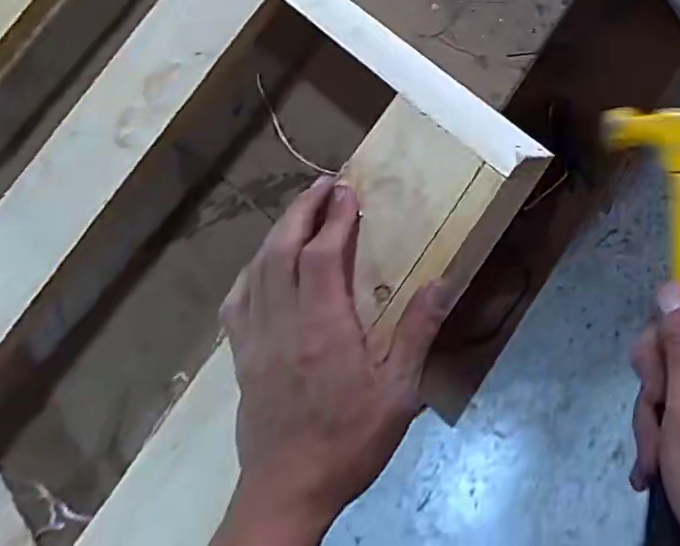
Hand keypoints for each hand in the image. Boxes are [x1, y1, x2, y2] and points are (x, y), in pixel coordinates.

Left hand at [212, 176, 448, 545]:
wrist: (286, 495)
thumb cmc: (349, 441)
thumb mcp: (398, 393)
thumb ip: (416, 334)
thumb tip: (442, 282)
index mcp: (323, 329)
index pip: (321, 255)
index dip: (335, 217)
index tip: (349, 191)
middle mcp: (283, 325)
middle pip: (282, 250)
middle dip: (303, 210)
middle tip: (324, 184)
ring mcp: (255, 340)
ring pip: (258, 269)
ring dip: (279, 231)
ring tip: (301, 209)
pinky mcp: (241, 357)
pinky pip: (237, 301)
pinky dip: (251, 269)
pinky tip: (262, 262)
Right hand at [630, 281, 679, 545]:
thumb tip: (673, 284)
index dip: (675, 302)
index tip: (658, 340)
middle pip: (675, 333)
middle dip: (653, 370)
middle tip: (657, 403)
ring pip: (666, 373)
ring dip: (650, 411)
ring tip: (656, 450)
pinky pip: (670, 404)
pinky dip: (657, 431)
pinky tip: (654, 464)